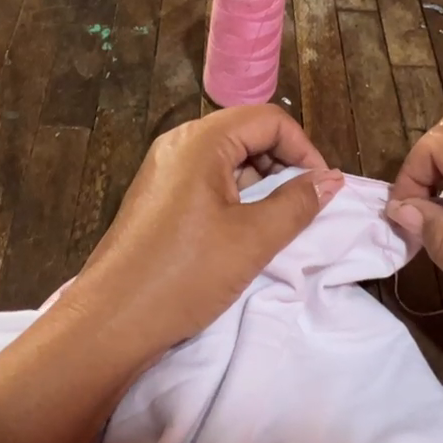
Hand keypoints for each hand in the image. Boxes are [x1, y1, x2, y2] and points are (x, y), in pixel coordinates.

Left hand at [73, 104, 344, 348]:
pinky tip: (245, 226)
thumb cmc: (184, 274)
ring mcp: (165, 166)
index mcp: (203, 140)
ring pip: (228, 154)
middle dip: (283, 161)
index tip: (322, 188)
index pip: (268, 119)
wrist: (109, 322)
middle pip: (247, 131)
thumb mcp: (252, 240)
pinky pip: (207, 175)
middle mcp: (181, 141)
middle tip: (304, 203)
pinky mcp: (158, 193)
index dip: (303, 148)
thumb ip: (297, 204)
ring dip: (261, 179)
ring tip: (278, 218)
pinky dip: (235, 191)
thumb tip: (332, 179)